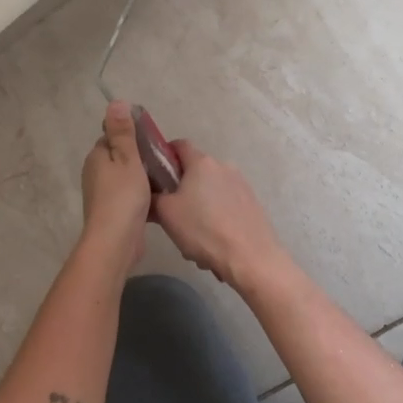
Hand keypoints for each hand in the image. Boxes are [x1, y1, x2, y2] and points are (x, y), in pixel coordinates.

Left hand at [79, 101, 151, 260]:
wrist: (115, 240)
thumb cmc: (123, 195)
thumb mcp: (127, 158)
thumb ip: (123, 132)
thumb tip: (116, 102)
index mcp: (97, 156)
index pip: (113, 137)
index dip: (133, 137)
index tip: (154, 143)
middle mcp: (95, 172)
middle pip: (120, 158)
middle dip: (140, 158)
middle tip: (164, 162)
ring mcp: (101, 193)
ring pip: (125, 177)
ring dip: (142, 177)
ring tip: (166, 179)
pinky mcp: (111, 210)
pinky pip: (128, 195)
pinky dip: (141, 195)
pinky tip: (158, 199)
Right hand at [151, 141, 289, 291]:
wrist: (251, 258)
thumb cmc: (203, 229)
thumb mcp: (165, 213)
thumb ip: (152, 197)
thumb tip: (149, 193)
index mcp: (202, 162)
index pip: (178, 144)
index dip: (163, 154)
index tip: (154, 174)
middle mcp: (224, 167)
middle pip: (195, 171)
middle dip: (181, 189)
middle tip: (171, 213)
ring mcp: (242, 185)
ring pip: (210, 191)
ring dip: (199, 207)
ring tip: (193, 235)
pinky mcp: (253, 204)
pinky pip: (225, 206)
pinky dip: (216, 218)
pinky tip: (212, 242)